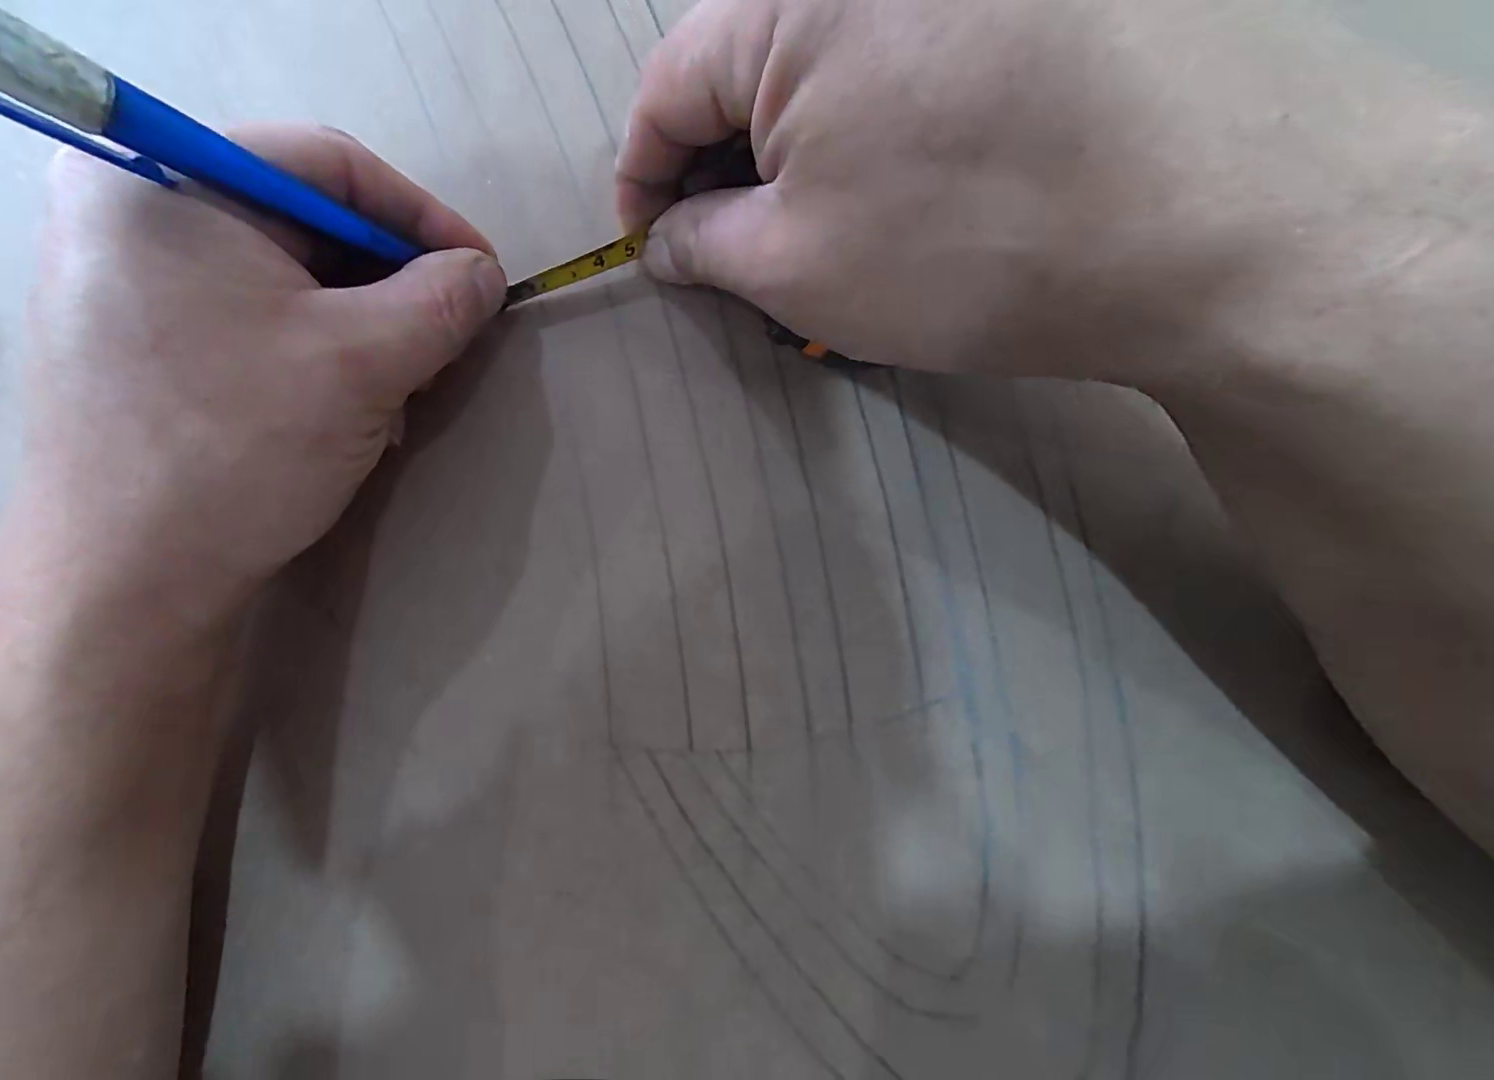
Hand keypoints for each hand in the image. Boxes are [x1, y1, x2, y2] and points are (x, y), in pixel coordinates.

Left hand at [19, 125, 504, 606]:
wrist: (129, 584)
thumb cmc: (237, 451)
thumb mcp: (362, 365)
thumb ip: (441, 301)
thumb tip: (484, 272)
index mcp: (162, 179)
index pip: (329, 166)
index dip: (423, 218)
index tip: (483, 272)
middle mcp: (128, 216)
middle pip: (306, 229)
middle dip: (391, 293)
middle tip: (441, 348)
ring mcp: (124, 288)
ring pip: (285, 287)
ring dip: (359, 339)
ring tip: (394, 400)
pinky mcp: (138, 350)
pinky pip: (252, 329)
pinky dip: (314, 363)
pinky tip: (342, 418)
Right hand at [616, 0, 1406, 382]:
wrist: (1214, 228)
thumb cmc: (959, 251)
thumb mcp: (787, 264)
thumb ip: (696, 244)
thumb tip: (660, 241)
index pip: (666, 87)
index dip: (639, 179)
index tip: (645, 248)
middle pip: (738, 65)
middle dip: (709, 167)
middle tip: (715, 250)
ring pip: (814, 63)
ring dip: (780, 153)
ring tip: (789, 232)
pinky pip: (888, 55)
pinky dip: (849, 126)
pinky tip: (865, 187)